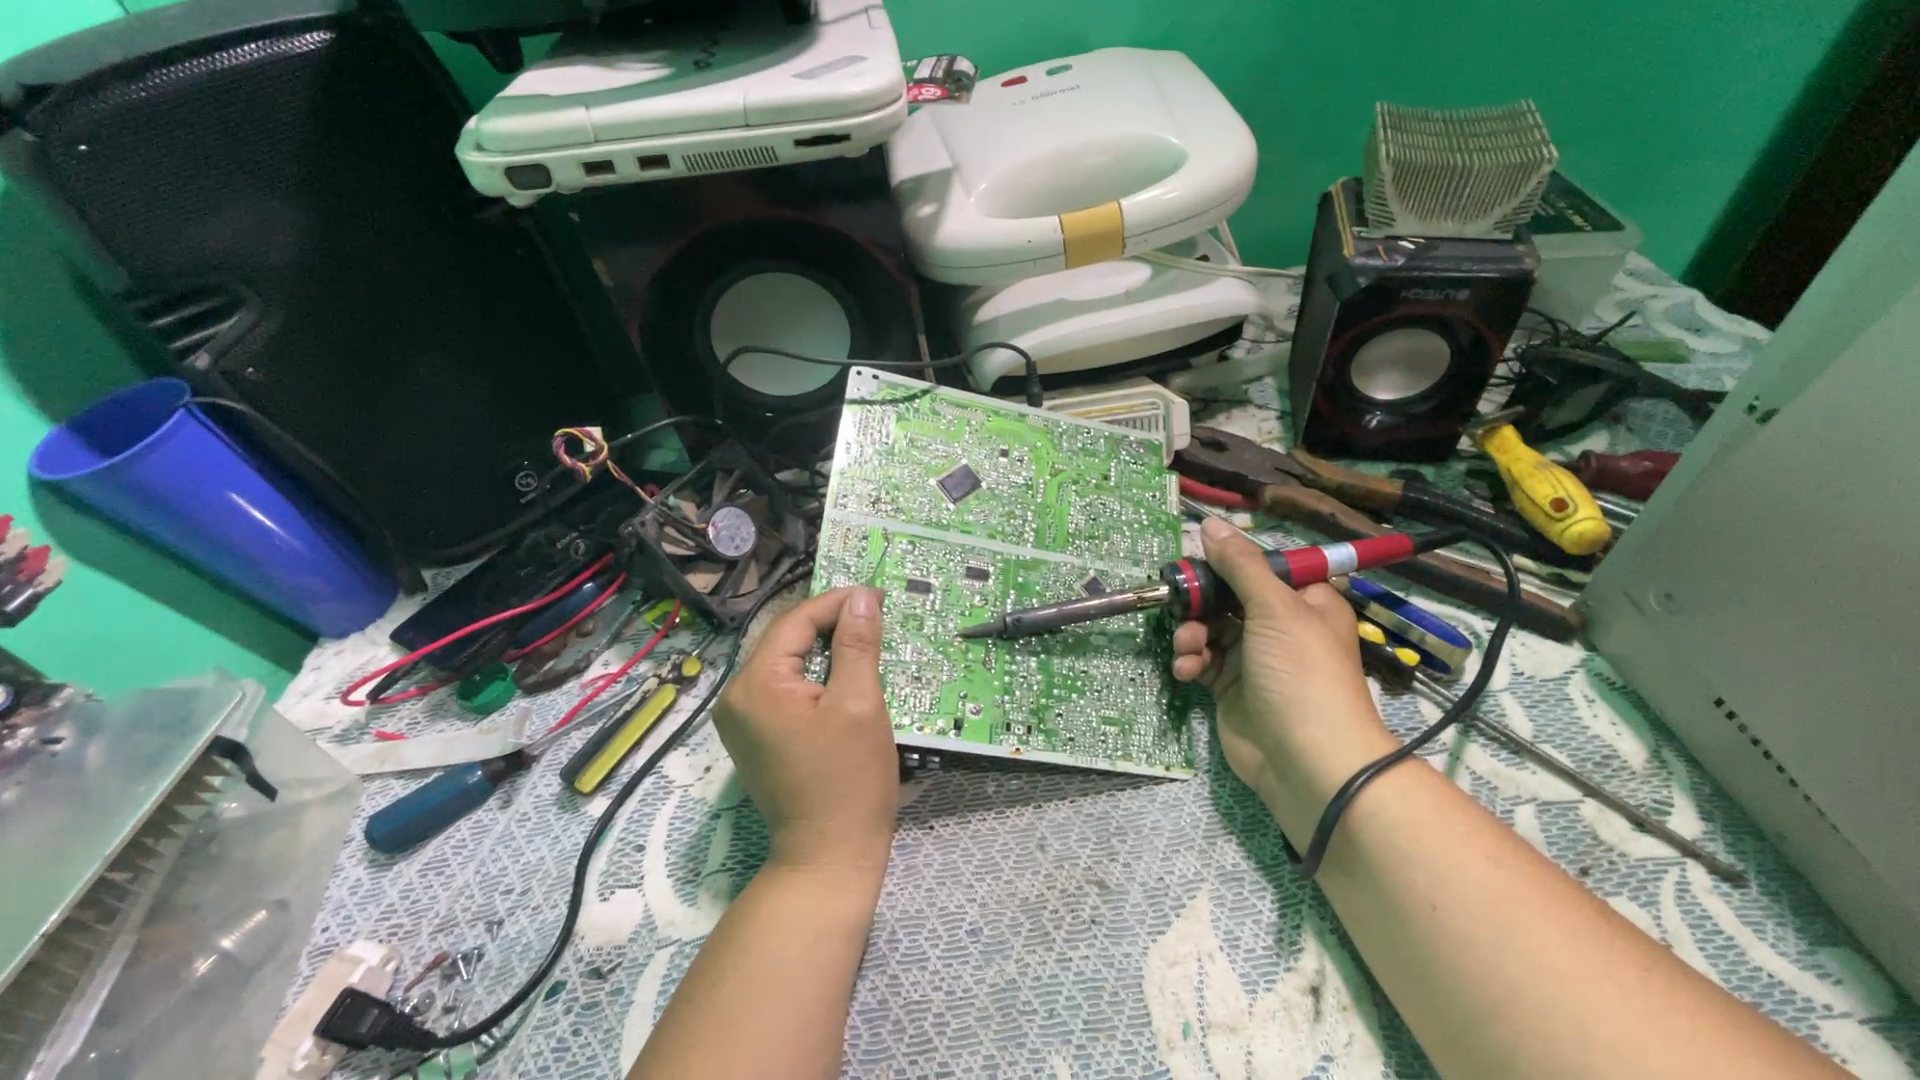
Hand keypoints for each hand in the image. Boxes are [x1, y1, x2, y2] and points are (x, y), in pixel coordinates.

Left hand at [716, 586, 898, 873]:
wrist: (827, 855)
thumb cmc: (849, 780)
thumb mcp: (860, 704)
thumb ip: (857, 645)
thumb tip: (862, 598)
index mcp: (756, 684)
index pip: (796, 622)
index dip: (839, 603)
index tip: (878, 597)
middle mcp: (737, 696)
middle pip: (787, 640)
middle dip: (832, 625)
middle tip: (877, 617)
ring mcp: (742, 719)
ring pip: (787, 664)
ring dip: (826, 650)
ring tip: (868, 640)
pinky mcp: (755, 736)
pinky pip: (785, 689)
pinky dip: (816, 677)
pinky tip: (846, 675)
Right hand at [1172, 518, 1396, 831]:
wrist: (1306, 760)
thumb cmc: (1300, 673)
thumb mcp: (1274, 609)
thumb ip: (1240, 566)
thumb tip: (1210, 524)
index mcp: (1304, 602)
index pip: (1262, 568)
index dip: (1228, 563)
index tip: (1195, 561)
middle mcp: (1281, 627)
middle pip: (1229, 597)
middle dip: (1201, 601)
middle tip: (1178, 602)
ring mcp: (1255, 659)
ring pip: (1211, 629)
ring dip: (1192, 633)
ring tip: (1188, 646)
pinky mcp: (1232, 689)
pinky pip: (1203, 662)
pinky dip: (1191, 661)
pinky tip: (1187, 669)